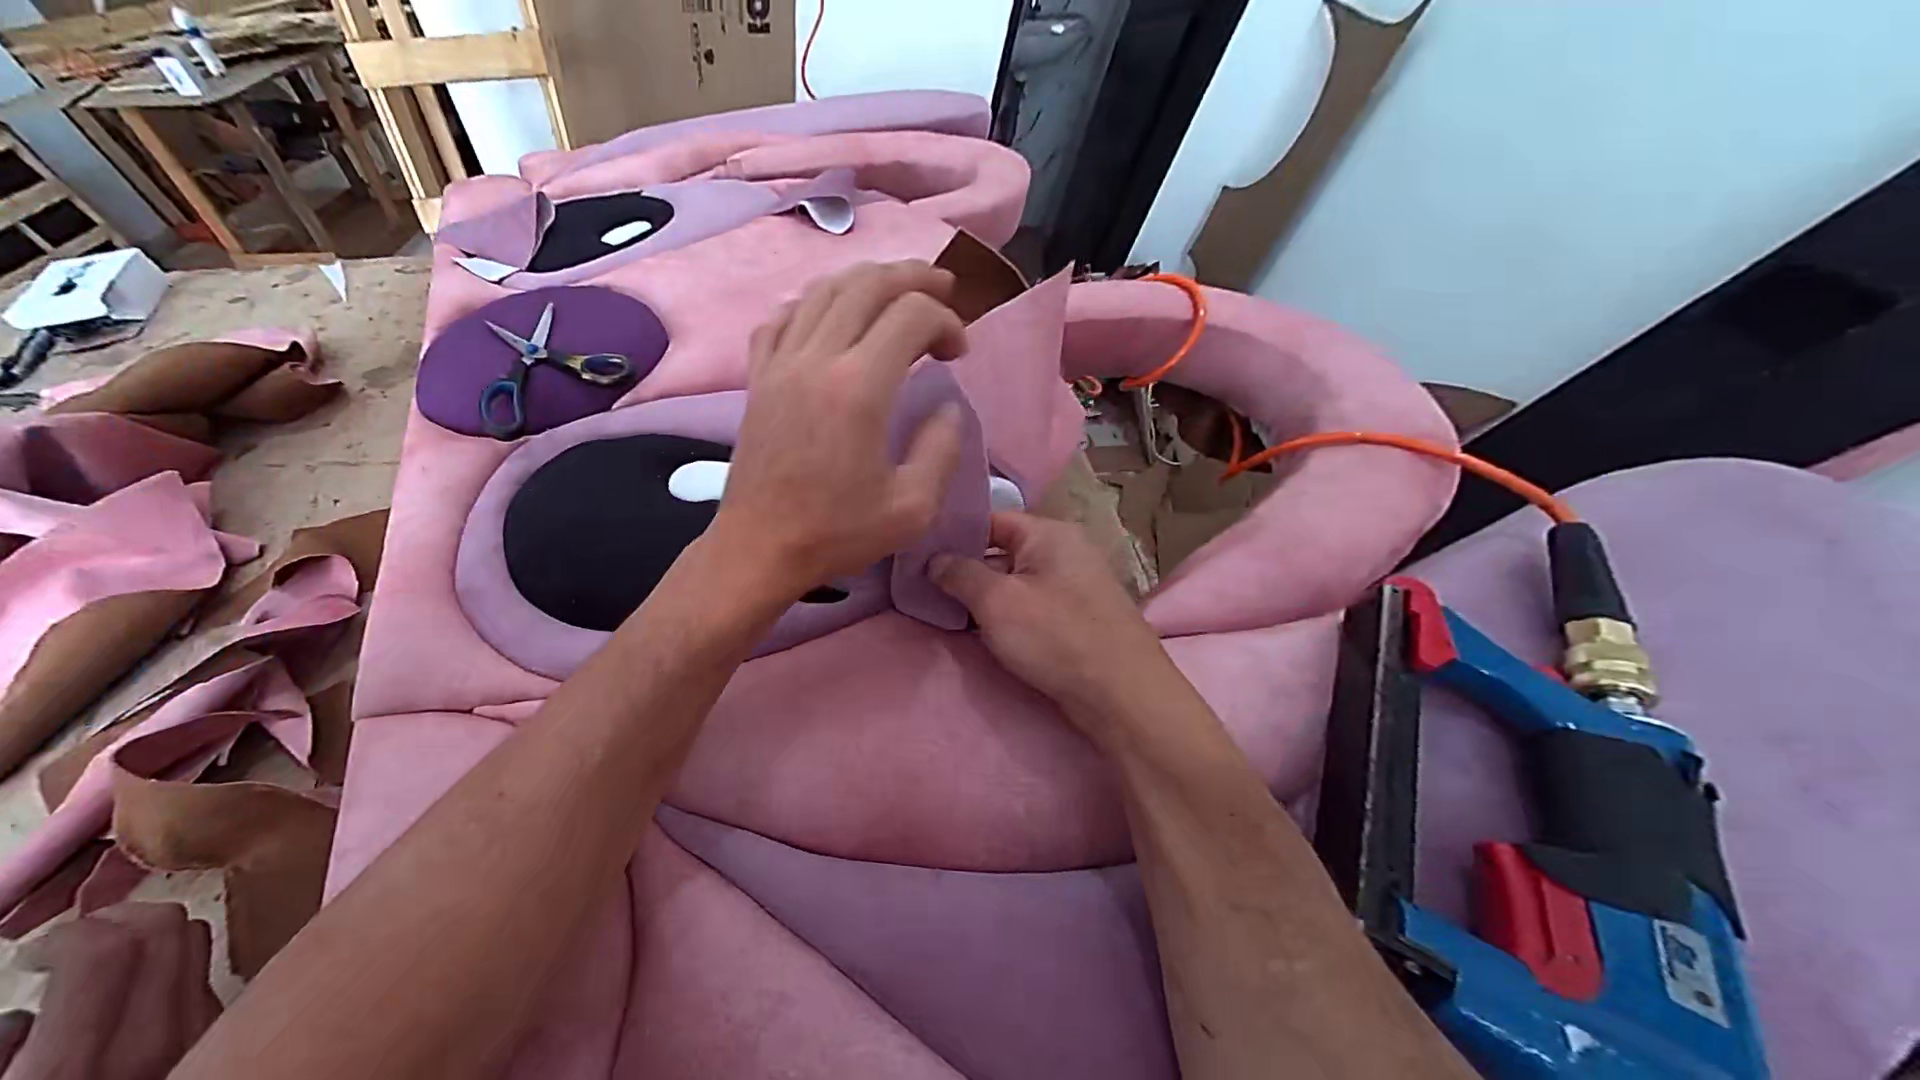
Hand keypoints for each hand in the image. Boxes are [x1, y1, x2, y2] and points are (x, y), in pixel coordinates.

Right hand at [1, 902, 221, 1078]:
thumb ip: (6, 1052)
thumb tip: (20, 1019)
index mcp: (78, 1068)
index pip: (113, 945)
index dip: (73, 936)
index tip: (40, 953)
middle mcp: (159, 1041)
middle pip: (169, 931)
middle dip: (119, 923)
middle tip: (72, 948)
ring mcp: (203, 1039)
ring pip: (197, 947)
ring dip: (149, 945)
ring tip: (96, 973)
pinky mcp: (220, 1046)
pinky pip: (205, 985)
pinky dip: (168, 977)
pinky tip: (125, 1008)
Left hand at [713, 261, 968, 595]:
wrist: (759, 548)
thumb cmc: (837, 533)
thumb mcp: (913, 507)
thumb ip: (942, 447)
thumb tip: (946, 404)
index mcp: (858, 388)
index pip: (912, 316)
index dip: (947, 323)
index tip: (959, 355)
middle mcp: (816, 360)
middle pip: (867, 285)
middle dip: (913, 277)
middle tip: (943, 288)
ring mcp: (780, 364)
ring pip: (823, 291)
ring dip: (866, 281)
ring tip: (896, 290)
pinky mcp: (758, 378)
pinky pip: (783, 317)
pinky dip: (814, 304)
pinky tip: (830, 318)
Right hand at [930, 511, 1179, 725]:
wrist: (1122, 695)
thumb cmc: (1056, 637)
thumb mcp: (997, 602)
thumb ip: (960, 574)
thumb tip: (935, 560)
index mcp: (1050, 533)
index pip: (991, 519)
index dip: (954, 534)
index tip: (919, 554)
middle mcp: (1065, 551)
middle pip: (1002, 551)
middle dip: (966, 570)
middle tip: (925, 587)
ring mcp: (1074, 585)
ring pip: (1015, 581)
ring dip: (984, 597)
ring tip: (944, 611)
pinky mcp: (1077, 617)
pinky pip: (1032, 605)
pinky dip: (1007, 614)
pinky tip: (981, 631)